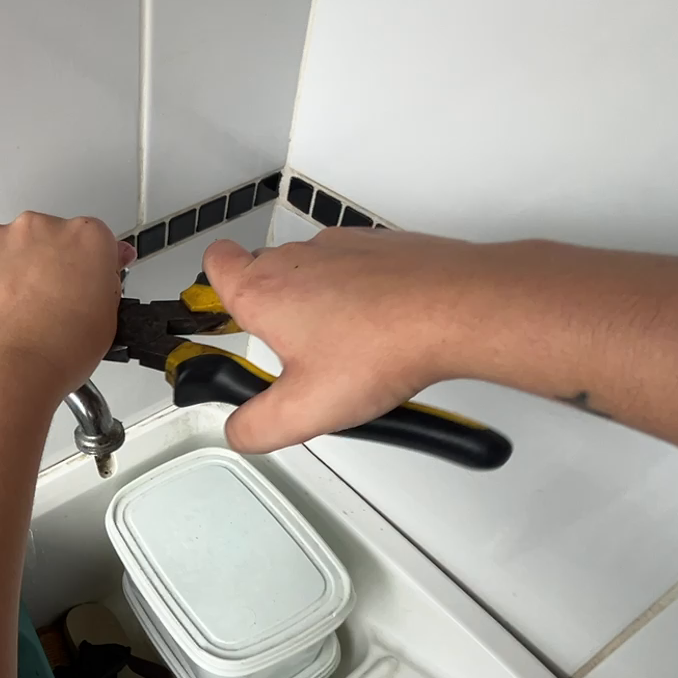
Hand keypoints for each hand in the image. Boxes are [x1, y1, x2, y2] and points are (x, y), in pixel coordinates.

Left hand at [0, 212, 134, 403]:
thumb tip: (96, 283)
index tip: (87, 281)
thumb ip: (103, 289)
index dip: (92, 265)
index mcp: (86, 238)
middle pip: (51, 239)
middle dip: (51, 266)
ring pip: (11, 249)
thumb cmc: (54, 352)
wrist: (1, 370)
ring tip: (18, 316)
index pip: (96, 240)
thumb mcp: (107, 323)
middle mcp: (42, 228)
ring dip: (15, 272)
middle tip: (51, 307)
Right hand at [202, 229, 490, 452]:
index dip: (215, 286)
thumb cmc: (383, 347)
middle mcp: (296, 259)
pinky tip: (380, 329)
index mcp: (262, 291)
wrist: (462, 310)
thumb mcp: (303, 410)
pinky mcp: (382, 246)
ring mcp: (342, 247)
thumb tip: (238, 431)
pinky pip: (355, 268)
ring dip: (317, 301)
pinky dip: (359, 293)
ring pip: (310, 270)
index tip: (225, 314)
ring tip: (344, 346)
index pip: (215, 262)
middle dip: (271, 310)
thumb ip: (254, 427)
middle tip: (291, 352)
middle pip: (263, 272)